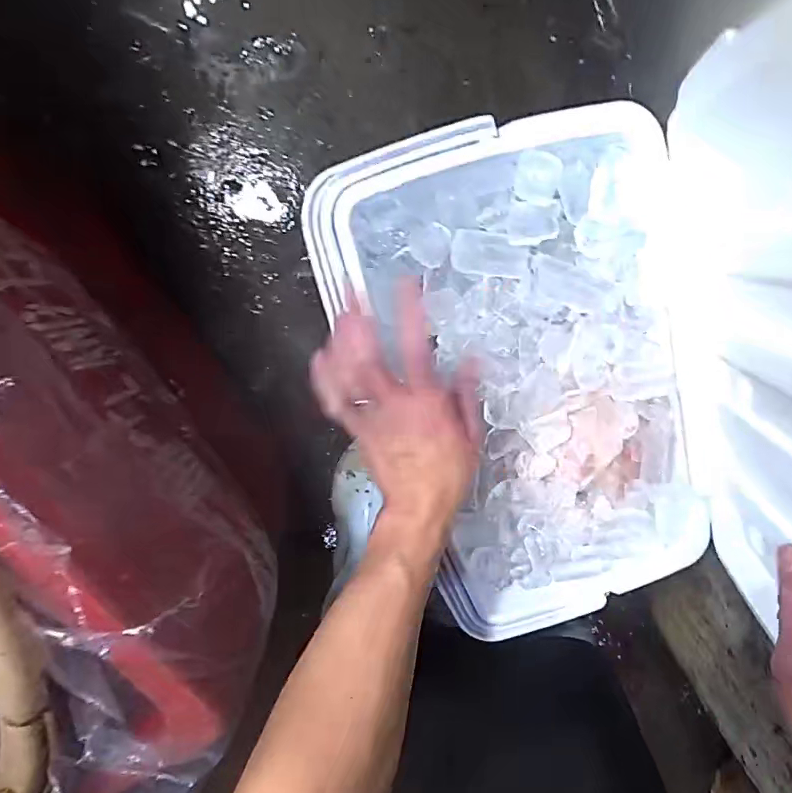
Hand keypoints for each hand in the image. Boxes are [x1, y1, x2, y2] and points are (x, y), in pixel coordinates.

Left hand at [310, 279, 479, 543]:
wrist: (419, 506)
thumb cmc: (449, 473)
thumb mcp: (471, 435)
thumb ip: (467, 396)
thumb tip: (470, 363)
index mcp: (428, 400)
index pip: (416, 346)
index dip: (409, 312)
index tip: (405, 285)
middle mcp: (396, 402)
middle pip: (369, 354)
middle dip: (357, 320)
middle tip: (350, 292)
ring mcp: (373, 416)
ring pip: (349, 375)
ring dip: (339, 342)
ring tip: (337, 315)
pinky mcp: (358, 431)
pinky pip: (336, 402)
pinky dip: (325, 379)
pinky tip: (320, 358)